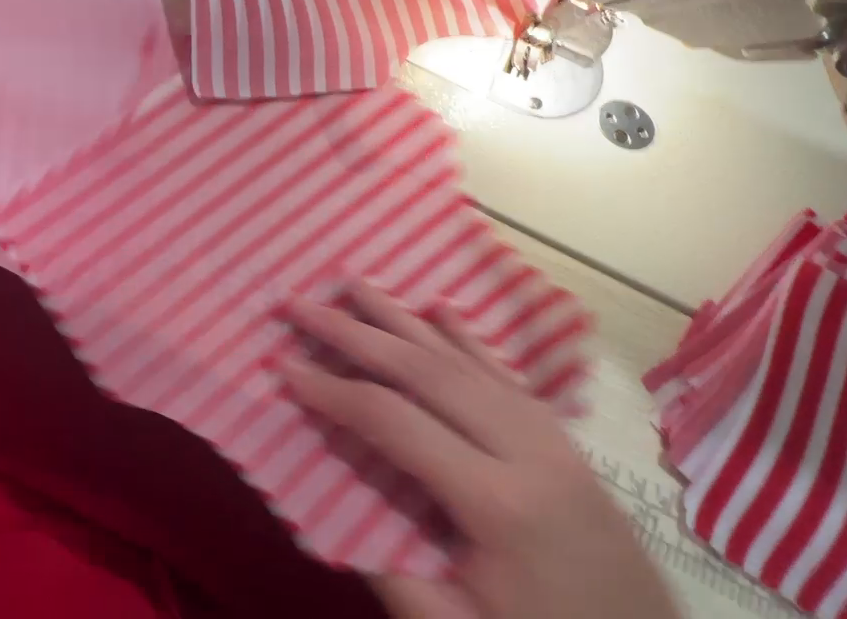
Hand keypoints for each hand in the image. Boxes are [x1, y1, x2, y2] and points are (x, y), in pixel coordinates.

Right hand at [277, 282, 679, 618]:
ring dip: (400, 319)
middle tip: (295, 303)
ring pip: (464, 361)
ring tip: (350, 284)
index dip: (330, 391)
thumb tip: (320, 493)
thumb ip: (384, 563)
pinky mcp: (567, 447)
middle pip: (425, 372)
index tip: (280, 367)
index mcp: (499, 502)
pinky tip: (439, 309)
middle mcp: (529, 454)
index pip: (393, 420)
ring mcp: (555, 443)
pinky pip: (506, 376)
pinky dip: (465, 339)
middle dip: (351, 332)